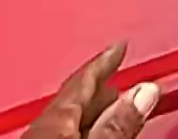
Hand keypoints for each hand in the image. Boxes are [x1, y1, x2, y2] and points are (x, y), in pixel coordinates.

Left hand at [21, 43, 159, 138]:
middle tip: (125, 85)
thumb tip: (144, 91)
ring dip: (87, 123)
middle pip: (69, 107)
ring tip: (111, 120)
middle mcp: (33, 138)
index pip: (80, 82)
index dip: (103, 62)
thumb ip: (117, 126)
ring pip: (60, 132)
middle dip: (99, 95)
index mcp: (49, 127)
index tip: (119, 48)